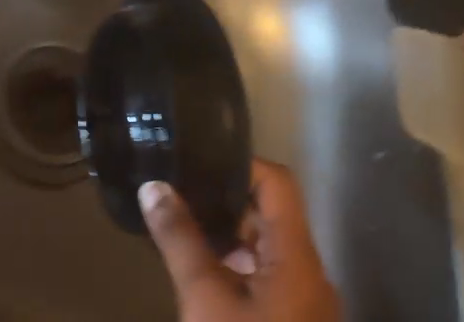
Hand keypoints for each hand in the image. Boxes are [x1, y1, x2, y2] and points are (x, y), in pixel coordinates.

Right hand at [140, 161, 342, 321]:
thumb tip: (154, 186)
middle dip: (226, 202)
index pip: (277, 183)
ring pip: (268, 250)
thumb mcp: (205, 299)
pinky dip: (237, 268)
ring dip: (229, 237)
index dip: (241, 164)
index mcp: (297, 256)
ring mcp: (305, 304)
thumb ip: (181, 239)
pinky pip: (267, 280)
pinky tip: (202, 274)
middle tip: (181, 190)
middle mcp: (309, 273)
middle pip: (272, 215)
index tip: (198, 160)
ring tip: (183, 226)